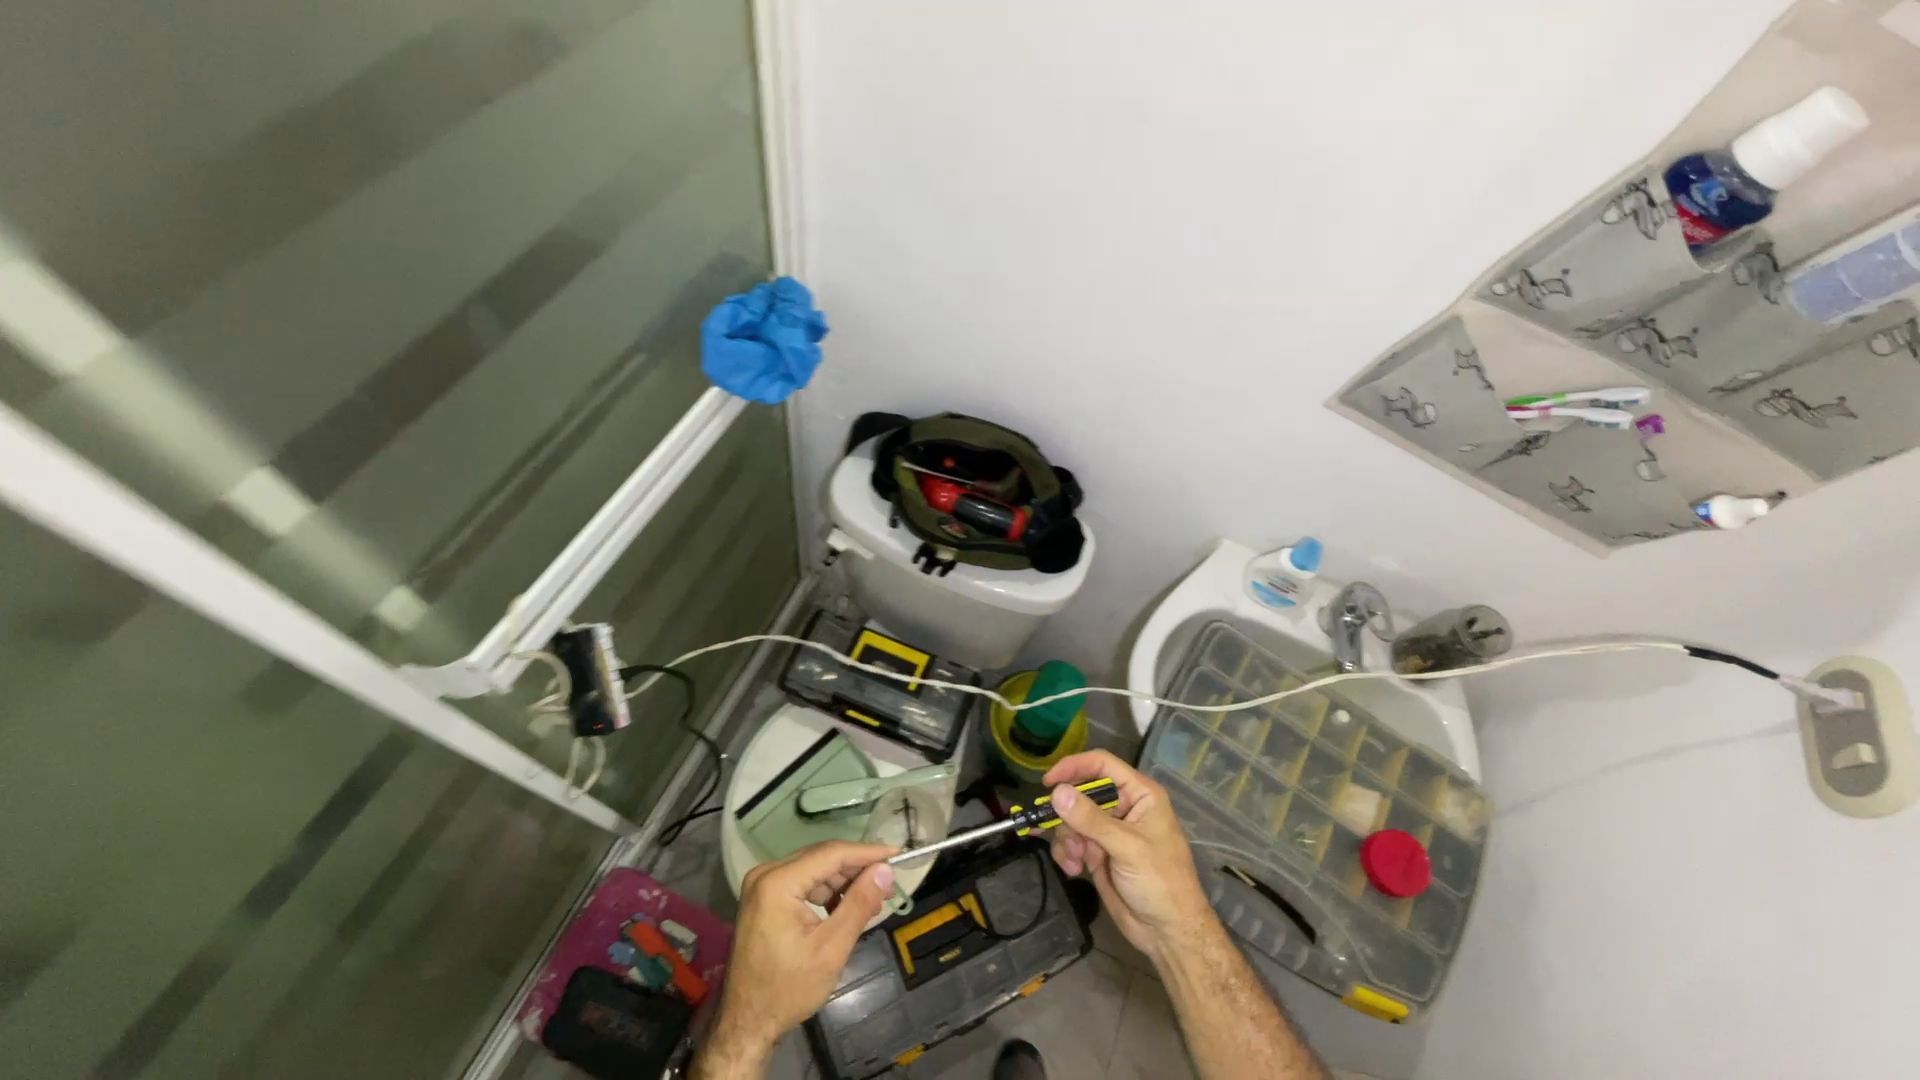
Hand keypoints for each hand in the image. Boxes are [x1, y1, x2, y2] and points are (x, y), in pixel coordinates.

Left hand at [694, 841, 895, 1077]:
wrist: (747, 1022)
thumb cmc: (788, 989)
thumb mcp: (831, 948)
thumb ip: (859, 904)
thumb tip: (886, 871)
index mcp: (778, 883)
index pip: (831, 854)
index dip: (868, 852)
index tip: (898, 853)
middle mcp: (766, 874)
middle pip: (822, 858)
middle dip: (857, 869)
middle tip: (889, 883)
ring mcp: (763, 885)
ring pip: (815, 870)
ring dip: (844, 882)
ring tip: (873, 899)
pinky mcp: (765, 898)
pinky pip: (803, 883)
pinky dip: (826, 892)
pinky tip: (847, 908)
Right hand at [1043, 750, 1211, 959]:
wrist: (1168, 932)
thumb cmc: (1160, 881)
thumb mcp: (1126, 847)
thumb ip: (1090, 819)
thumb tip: (1056, 792)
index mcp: (1139, 795)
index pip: (1102, 765)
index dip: (1074, 767)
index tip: (1048, 782)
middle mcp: (1123, 807)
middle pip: (1081, 793)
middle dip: (1067, 814)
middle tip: (1056, 831)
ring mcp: (1108, 831)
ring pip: (1071, 819)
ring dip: (1067, 839)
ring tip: (1076, 861)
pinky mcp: (1097, 853)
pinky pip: (1071, 842)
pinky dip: (1067, 854)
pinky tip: (1075, 870)